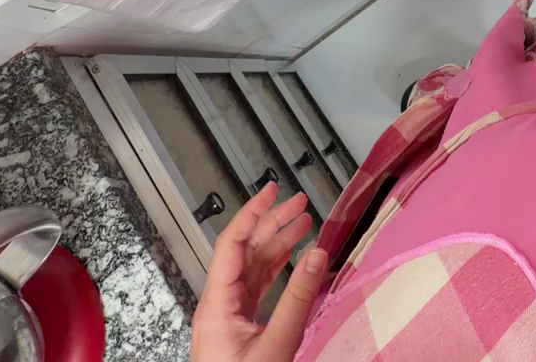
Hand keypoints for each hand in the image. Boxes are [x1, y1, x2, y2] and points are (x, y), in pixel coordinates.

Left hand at [189, 183, 326, 361]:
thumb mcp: (275, 346)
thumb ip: (298, 298)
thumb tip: (318, 252)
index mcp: (217, 304)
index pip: (232, 243)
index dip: (253, 212)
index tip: (272, 189)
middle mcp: (220, 305)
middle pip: (245, 250)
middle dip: (273, 222)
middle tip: (301, 202)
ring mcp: (229, 317)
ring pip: (254, 267)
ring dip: (279, 242)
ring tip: (304, 223)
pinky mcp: (241, 329)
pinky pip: (259, 286)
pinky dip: (279, 267)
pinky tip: (295, 258)